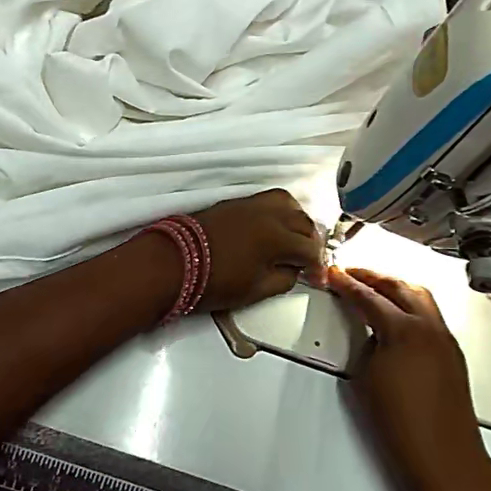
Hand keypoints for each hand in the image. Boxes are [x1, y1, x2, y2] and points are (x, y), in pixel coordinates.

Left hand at [190, 189, 325, 312]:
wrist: (173, 264)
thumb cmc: (214, 282)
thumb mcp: (256, 291)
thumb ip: (284, 279)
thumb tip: (294, 271)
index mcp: (277, 238)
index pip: (310, 250)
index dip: (317, 267)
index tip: (317, 279)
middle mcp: (270, 215)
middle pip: (304, 223)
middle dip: (312, 243)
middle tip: (309, 261)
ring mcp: (252, 205)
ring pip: (289, 204)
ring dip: (299, 221)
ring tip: (296, 238)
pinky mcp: (236, 203)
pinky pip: (270, 200)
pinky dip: (281, 211)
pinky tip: (276, 227)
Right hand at [327, 267, 485, 483]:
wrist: (442, 455)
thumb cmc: (406, 426)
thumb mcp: (366, 378)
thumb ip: (367, 345)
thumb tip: (371, 335)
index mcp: (406, 329)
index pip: (369, 296)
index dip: (348, 284)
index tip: (336, 275)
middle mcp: (431, 328)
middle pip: (399, 287)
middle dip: (373, 277)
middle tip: (353, 274)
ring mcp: (446, 340)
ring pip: (420, 297)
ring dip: (396, 288)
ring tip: (375, 290)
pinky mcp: (453, 354)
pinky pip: (431, 316)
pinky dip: (412, 307)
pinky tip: (399, 317)